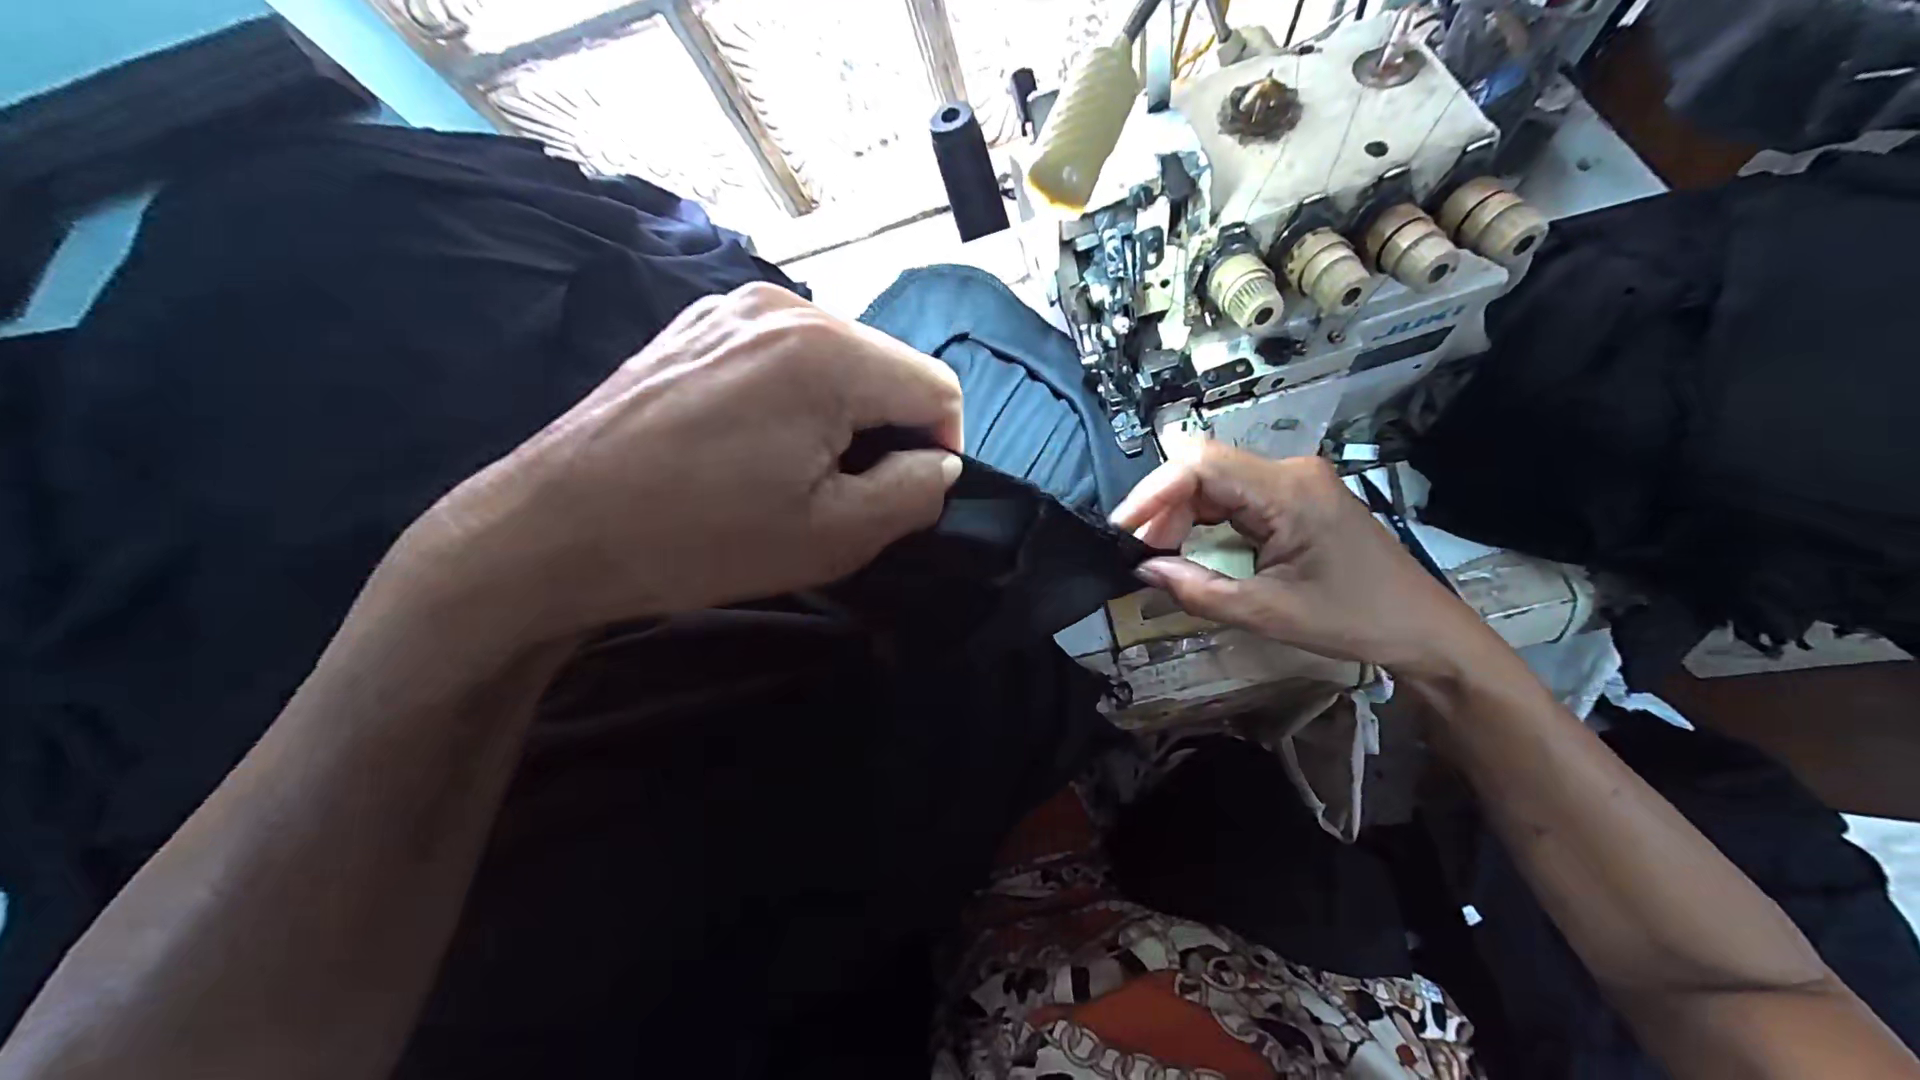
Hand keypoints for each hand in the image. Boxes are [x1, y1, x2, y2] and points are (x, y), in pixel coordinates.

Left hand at [389, 282, 963, 644]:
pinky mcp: (696, 325)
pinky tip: (751, 445)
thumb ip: (914, 492)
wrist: (553, 531)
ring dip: (843, 416)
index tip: (905, 495)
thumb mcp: (834, 536)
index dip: (941, 448)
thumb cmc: (701, 539)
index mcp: (828, 353)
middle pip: (888, 368)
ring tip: (792, 472)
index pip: (938, 387)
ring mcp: (732, 309)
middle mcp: (785, 308)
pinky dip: (796, 399)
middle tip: (845, 494)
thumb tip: (939, 463)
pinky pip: (784, 355)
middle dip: (888, 432)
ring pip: (839, 360)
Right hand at [1109, 440, 1490, 679]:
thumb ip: (1197, 590)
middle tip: (1141, 554)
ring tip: (1160, 556)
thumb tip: (1142, 570)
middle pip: (1204, 470)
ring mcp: (1294, 481)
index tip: (1123, 529)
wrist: (1424, 628)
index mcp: (1288, 491)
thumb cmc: (1353, 620)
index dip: (1152, 492)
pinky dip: (1204, 521)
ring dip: (1181, 516)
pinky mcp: (1295, 497)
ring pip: (1215, 482)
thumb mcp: (1266, 612)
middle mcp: (1290, 472)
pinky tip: (1190, 548)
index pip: (1200, 466)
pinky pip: (1235, 497)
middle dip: (1164, 509)